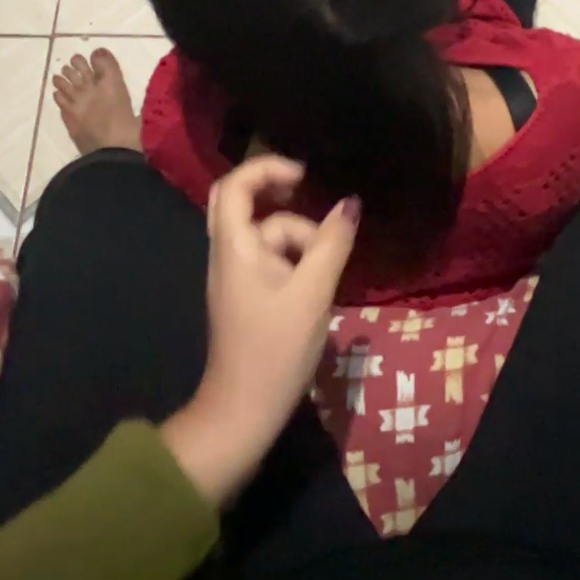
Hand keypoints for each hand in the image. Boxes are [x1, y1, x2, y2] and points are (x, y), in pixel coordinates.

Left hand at [161, 157, 358, 505]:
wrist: (243, 411)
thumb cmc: (276, 350)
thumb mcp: (313, 294)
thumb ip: (332, 244)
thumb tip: (351, 203)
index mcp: (234, 247)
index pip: (234, 185)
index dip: (267, 168)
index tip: (305, 177)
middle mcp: (227, 254)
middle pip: (241, 203)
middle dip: (277, 194)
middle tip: (310, 196)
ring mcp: (234, 275)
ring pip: (264, 234)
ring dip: (296, 237)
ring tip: (328, 267)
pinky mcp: (245, 294)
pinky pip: (268, 258)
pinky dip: (293, 258)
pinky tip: (319, 282)